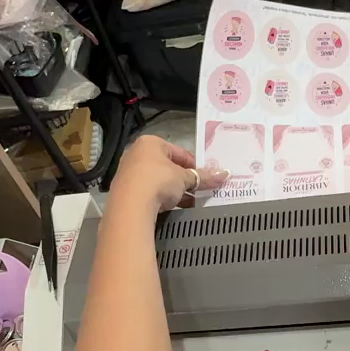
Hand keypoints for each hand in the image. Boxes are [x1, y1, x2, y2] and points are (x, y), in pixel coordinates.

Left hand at [111, 135, 228, 213]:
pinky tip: (172, 208)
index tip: (205, 177)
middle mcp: (137, 154)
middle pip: (168, 166)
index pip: (179, 152)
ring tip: (189, 202)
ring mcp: (129, 173)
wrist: (130, 205)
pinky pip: (149, 192)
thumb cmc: (158, 181)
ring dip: (174, 191)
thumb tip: (224, 174)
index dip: (194, 165)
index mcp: (150, 143)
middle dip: (184, 179)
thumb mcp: (184, 178)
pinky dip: (161, 198)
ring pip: (158, 180)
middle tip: (198, 190)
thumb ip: (203, 177)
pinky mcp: (125, 191)